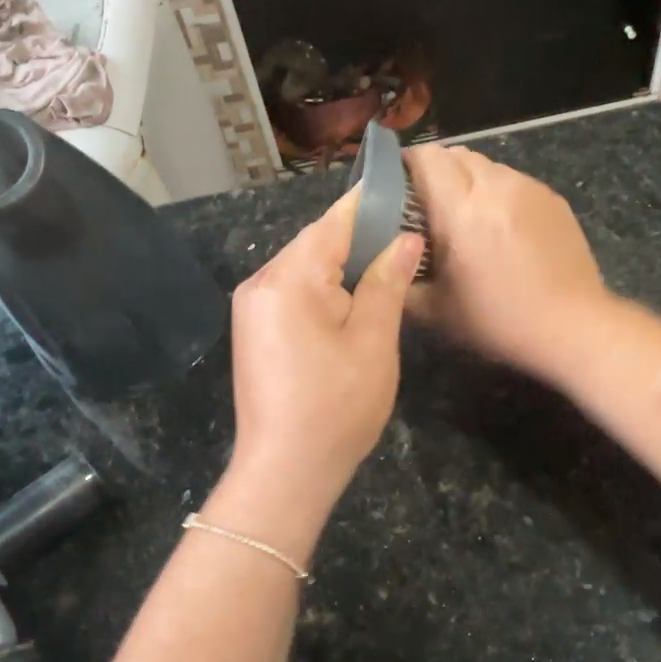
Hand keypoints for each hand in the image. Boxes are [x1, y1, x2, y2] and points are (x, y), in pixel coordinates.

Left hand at [227, 188, 422, 509]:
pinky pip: (294, 290)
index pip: (333, 223)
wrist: (284, 472)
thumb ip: (387, 282)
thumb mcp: (373, 341)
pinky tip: (354, 297)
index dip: (369, 204)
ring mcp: (252, 306)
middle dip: (360, 236)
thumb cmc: (336, 406)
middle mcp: (261, 282)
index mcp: (289, 279)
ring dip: (344, 263)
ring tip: (389, 264)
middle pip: (316, 242)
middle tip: (408, 234)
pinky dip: (325, 286)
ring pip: (306, 266)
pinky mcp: (254, 328)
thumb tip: (407, 238)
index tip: (402, 189)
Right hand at [404, 145, 608, 371]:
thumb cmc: (498, 320)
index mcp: (462, 210)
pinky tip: (502, 227)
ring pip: (487, 165)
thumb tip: (383, 258)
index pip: (427, 158)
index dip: (406, 164)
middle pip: (456, 154)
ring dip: (469, 180)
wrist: (572, 325)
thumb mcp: (435, 310)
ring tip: (468, 216)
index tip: (397, 186)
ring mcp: (528, 188)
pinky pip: (513, 180)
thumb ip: (399, 280)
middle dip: (436, 171)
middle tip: (428, 204)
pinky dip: (498, 192)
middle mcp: (495, 187)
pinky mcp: (552, 197)